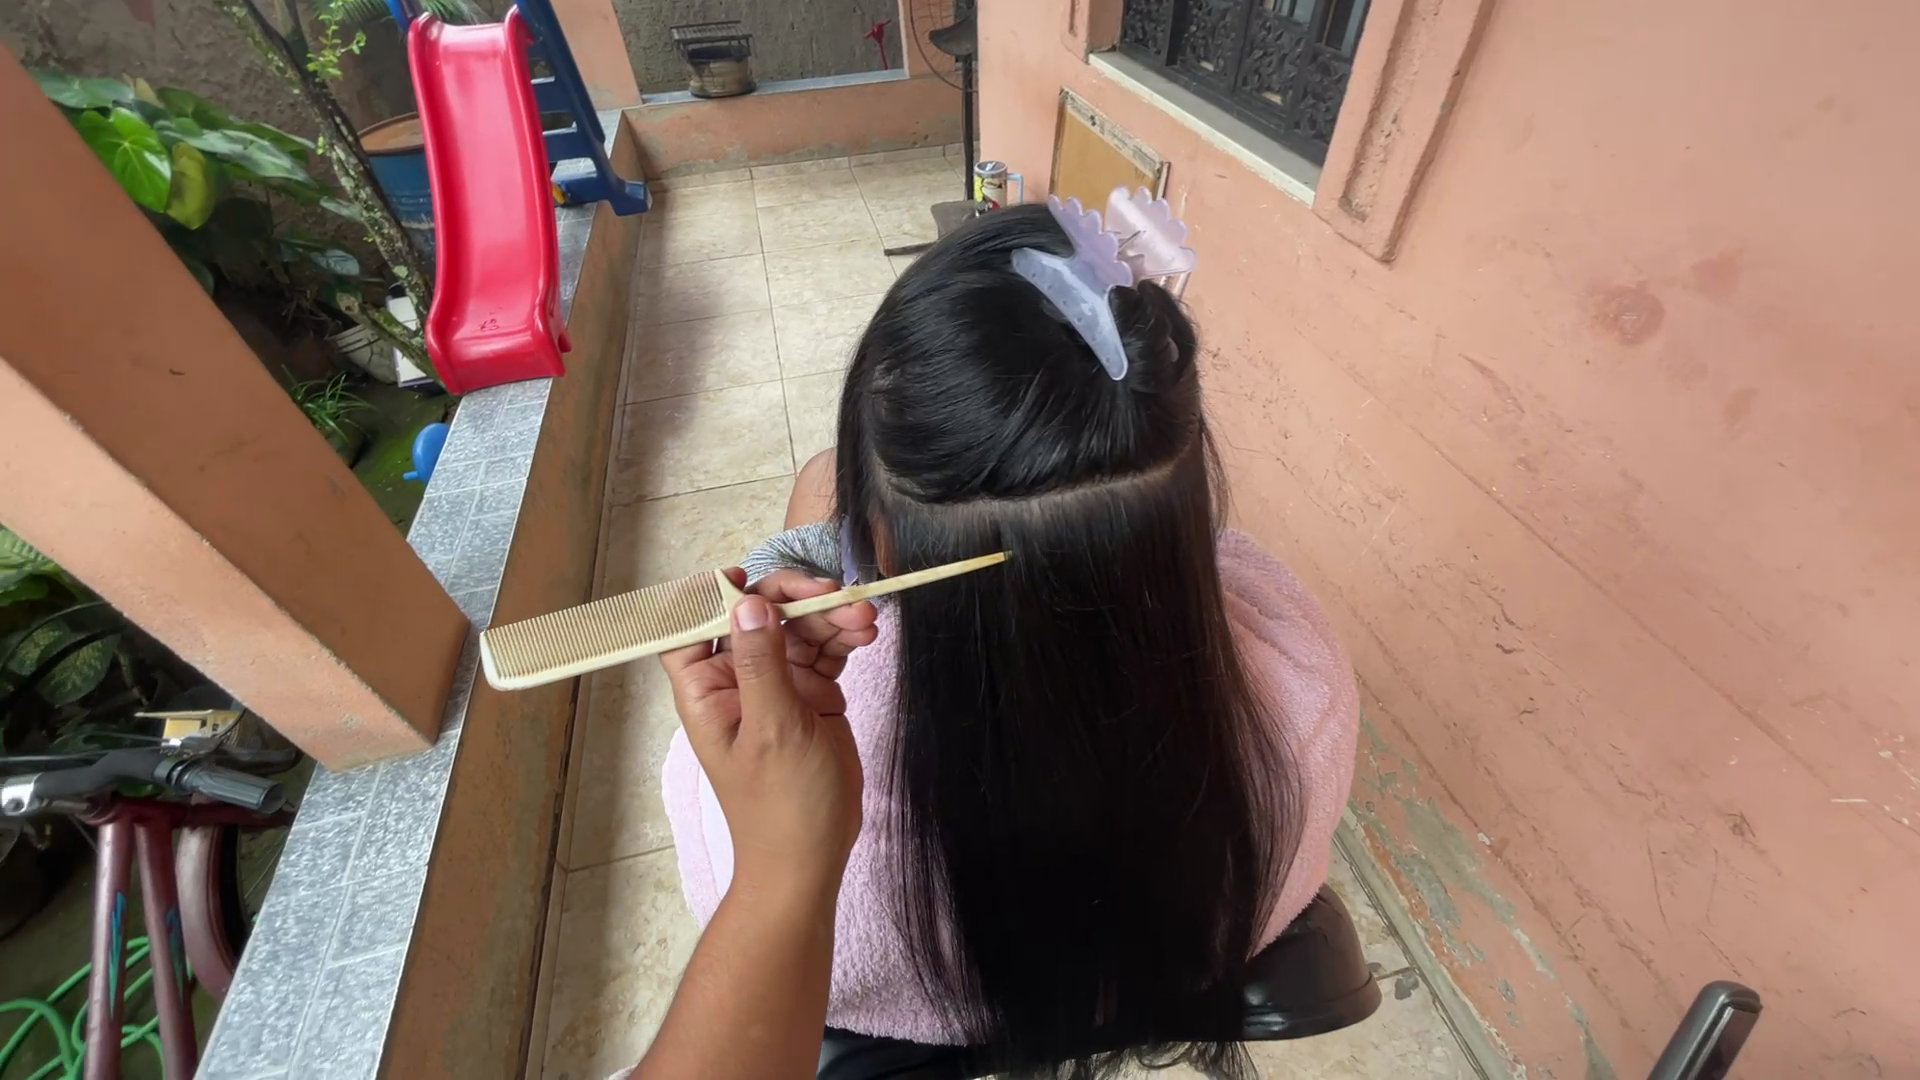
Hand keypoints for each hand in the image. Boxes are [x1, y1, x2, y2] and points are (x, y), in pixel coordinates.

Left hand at [660, 570, 876, 900]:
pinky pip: (827, 650)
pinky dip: (846, 639)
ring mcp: (779, 683)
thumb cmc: (781, 804)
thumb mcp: (772, 731)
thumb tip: (748, 603)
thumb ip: (761, 664)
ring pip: (800, 628)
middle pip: (761, 616)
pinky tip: (866, 635)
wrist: (814, 853)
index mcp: (710, 689)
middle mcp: (740, 678)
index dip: (712, 596)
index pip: (694, 626)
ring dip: (832, 617)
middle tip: (837, 595)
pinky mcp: (812, 692)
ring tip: (866, 621)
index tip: (747, 577)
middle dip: (798, 601)